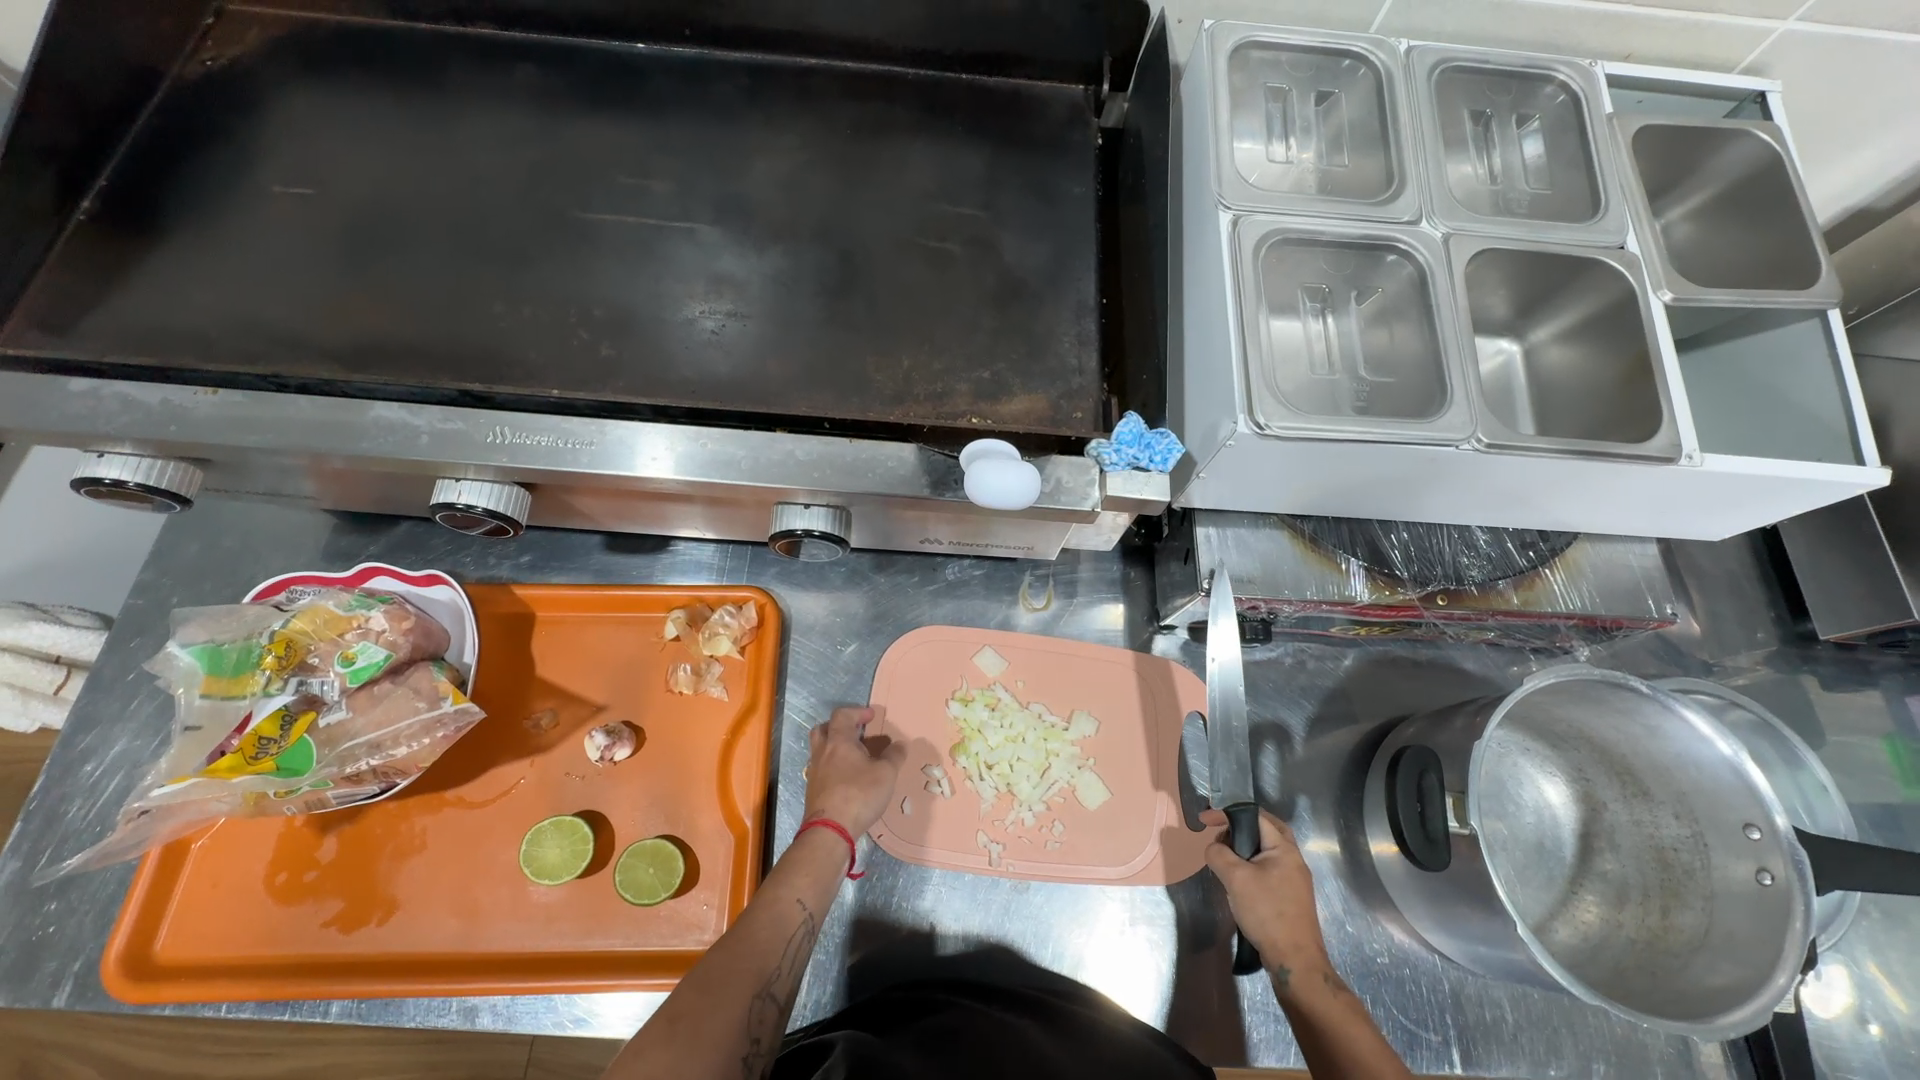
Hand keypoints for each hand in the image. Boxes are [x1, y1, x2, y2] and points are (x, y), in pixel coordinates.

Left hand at [803, 706, 905, 835]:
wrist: (830, 829)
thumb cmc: (859, 794)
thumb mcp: (886, 774)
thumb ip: (894, 756)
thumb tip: (900, 745)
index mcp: (838, 741)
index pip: (842, 715)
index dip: (857, 711)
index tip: (871, 716)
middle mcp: (822, 752)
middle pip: (823, 729)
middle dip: (839, 726)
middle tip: (856, 733)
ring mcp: (814, 771)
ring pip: (820, 750)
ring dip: (835, 747)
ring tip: (853, 757)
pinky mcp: (813, 789)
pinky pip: (821, 768)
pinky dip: (833, 766)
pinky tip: (846, 778)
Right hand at [1201, 807, 1329, 982]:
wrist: (1295, 959)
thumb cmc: (1267, 912)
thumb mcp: (1235, 879)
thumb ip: (1219, 855)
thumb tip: (1214, 848)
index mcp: (1284, 849)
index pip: (1256, 816)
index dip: (1228, 814)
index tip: (1204, 821)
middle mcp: (1293, 860)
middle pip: (1265, 831)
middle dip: (1239, 829)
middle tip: (1218, 836)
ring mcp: (1294, 879)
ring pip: (1265, 852)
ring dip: (1243, 850)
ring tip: (1223, 860)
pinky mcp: (1290, 897)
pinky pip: (1267, 870)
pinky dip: (1250, 866)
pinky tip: (1237, 882)